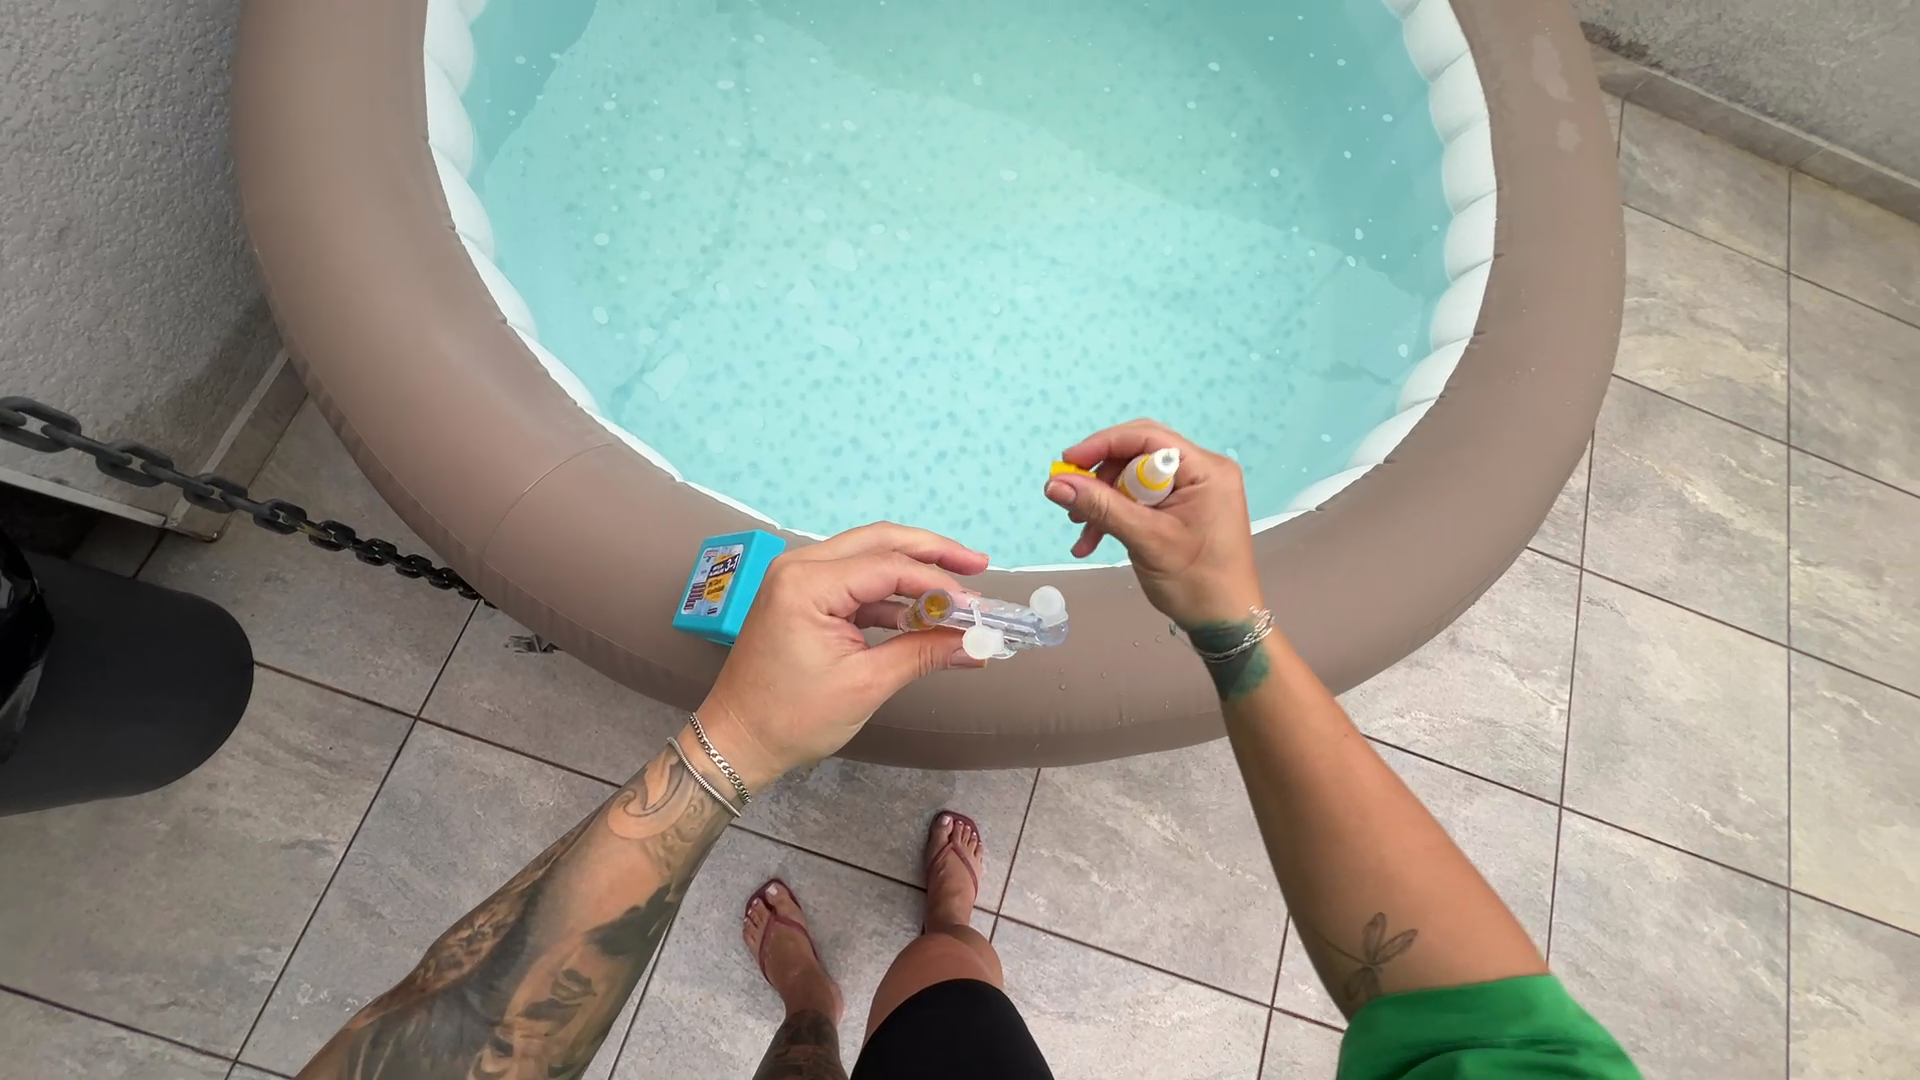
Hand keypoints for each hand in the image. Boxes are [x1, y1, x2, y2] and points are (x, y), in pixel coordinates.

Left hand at [693, 524, 990, 790]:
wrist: (737, 741)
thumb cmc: (790, 718)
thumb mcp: (865, 685)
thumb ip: (923, 653)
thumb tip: (976, 643)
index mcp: (807, 583)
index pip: (888, 567)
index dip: (938, 583)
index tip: (975, 606)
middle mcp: (800, 566)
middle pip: (880, 542)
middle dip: (932, 552)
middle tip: (978, 564)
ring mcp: (799, 578)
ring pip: (870, 558)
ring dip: (914, 574)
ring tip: (959, 593)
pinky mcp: (805, 597)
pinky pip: (857, 583)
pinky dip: (892, 596)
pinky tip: (924, 614)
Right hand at [1045, 419, 1263, 629]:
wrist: (1225, 622)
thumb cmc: (1196, 582)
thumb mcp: (1145, 540)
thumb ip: (1100, 507)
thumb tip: (1054, 484)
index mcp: (1205, 470)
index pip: (1146, 437)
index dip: (1102, 445)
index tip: (1068, 464)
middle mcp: (1202, 471)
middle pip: (1136, 455)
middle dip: (1100, 478)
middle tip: (1071, 499)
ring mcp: (1193, 490)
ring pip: (1132, 480)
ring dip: (1103, 502)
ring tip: (1080, 529)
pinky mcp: (1182, 508)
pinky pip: (1140, 500)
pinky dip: (1115, 516)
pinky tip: (1092, 540)